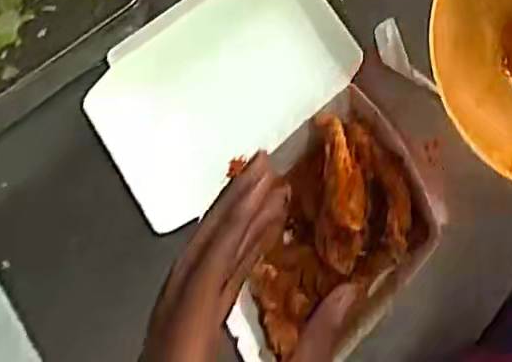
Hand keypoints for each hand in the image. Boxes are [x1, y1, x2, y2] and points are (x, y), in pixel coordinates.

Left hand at [141, 155, 354, 361]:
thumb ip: (314, 349)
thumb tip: (350, 288)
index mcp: (182, 354)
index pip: (209, 269)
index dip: (240, 216)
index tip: (268, 176)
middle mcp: (163, 346)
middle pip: (193, 262)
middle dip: (231, 210)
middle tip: (266, 168)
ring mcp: (161, 353)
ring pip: (189, 277)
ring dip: (229, 232)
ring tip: (267, 199)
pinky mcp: (169, 359)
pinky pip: (194, 298)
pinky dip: (224, 265)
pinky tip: (251, 248)